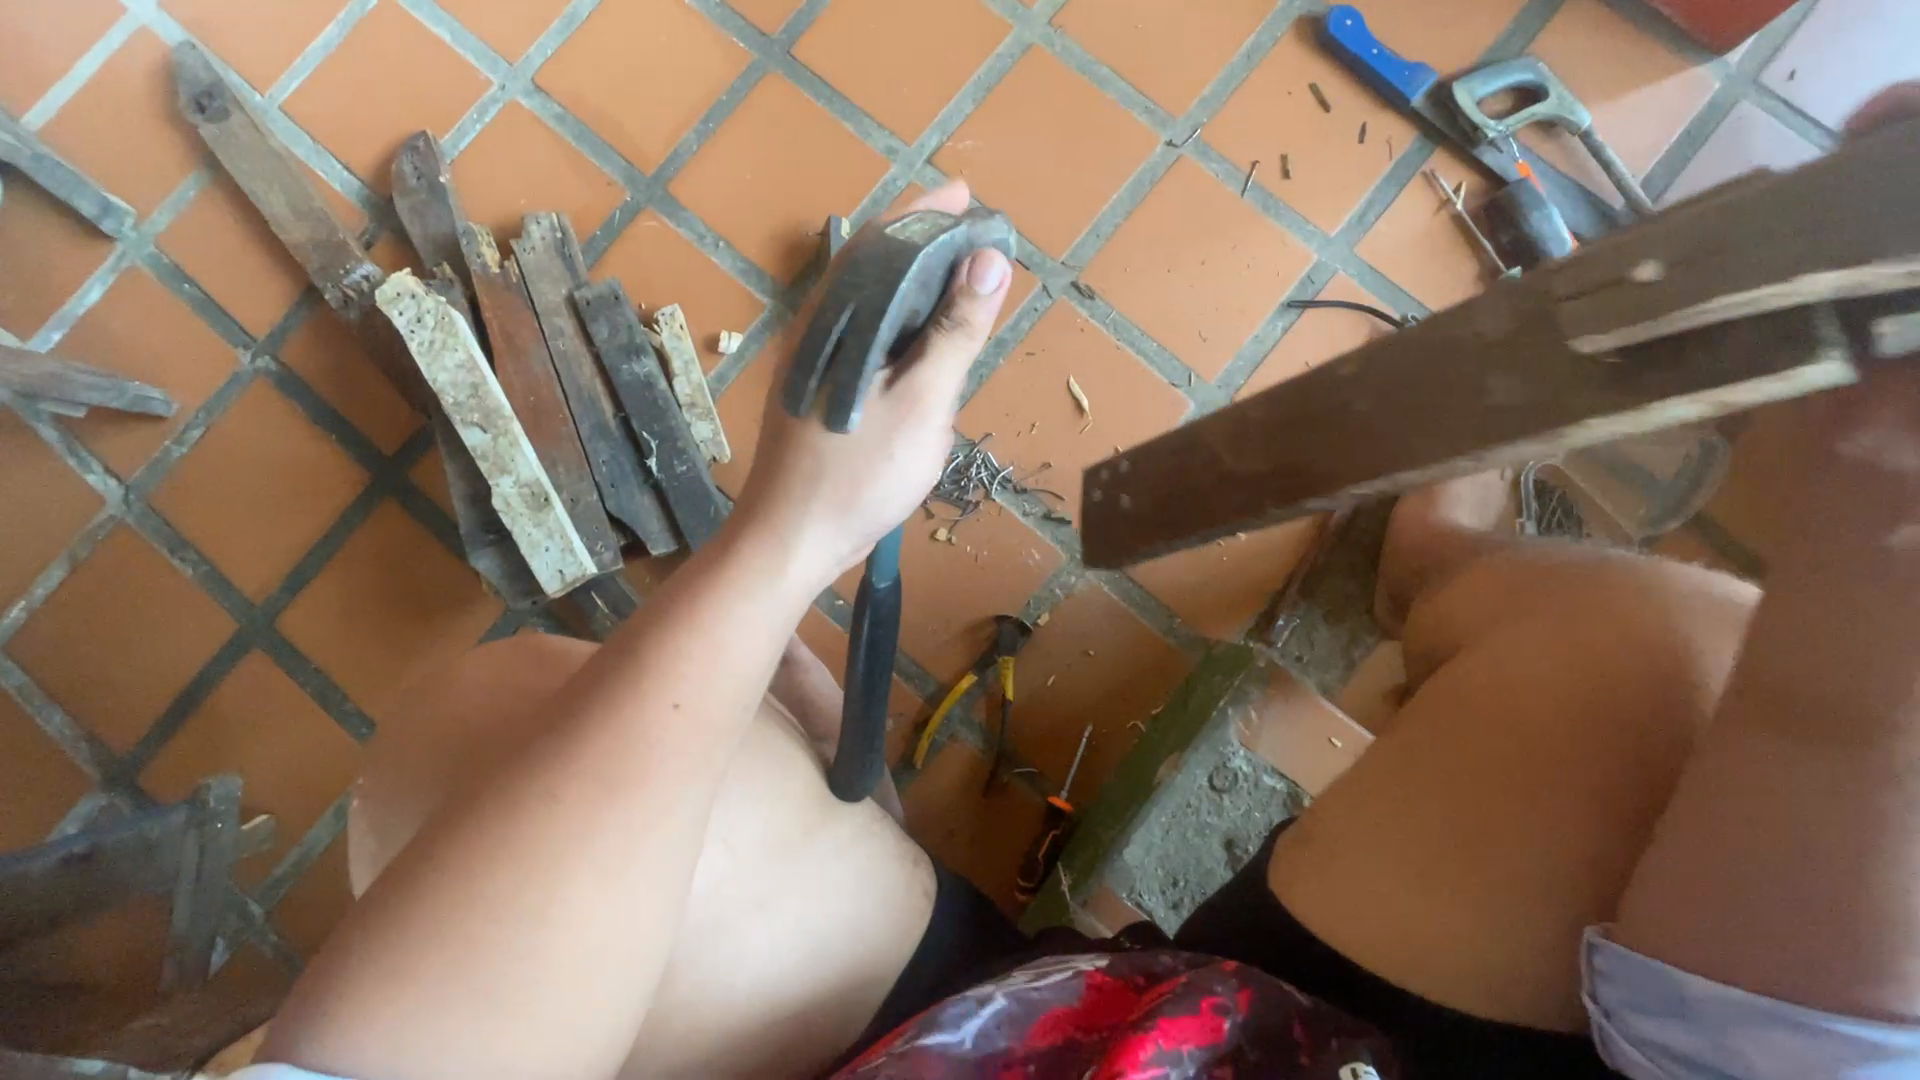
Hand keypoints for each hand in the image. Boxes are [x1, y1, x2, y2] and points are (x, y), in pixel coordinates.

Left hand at [731, 180, 1013, 584]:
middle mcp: (823, 327)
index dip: (930, 215)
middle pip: (875, 267)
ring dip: (913, 286)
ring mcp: (817, 361)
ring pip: (870, 305)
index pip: (886, 241)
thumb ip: (955, 331)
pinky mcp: (821, 390)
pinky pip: (866, 339)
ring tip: (958, 281)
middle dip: (925, 245)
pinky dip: (900, 326)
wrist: (792, 537)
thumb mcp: (922, 402)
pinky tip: (923, 342)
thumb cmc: (860, 472)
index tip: (969, 198)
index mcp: (842, 316)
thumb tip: (989, 259)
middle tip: (975, 240)